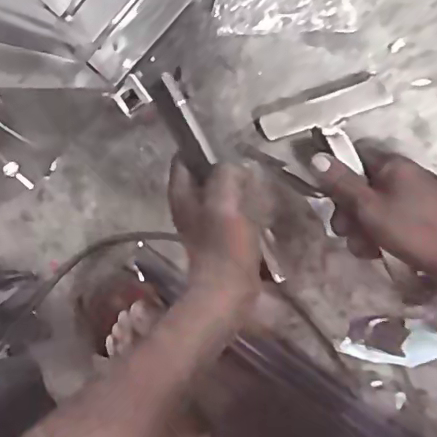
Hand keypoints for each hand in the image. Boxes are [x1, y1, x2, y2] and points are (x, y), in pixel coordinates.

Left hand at [167, 160, 262, 302]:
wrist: (227, 292)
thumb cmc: (224, 246)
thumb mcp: (225, 202)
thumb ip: (225, 175)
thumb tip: (233, 166)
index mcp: (180, 193)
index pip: (183, 156)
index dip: (202, 147)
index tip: (227, 144)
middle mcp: (185, 204)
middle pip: (200, 174)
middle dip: (221, 166)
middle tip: (246, 164)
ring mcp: (199, 222)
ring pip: (215, 192)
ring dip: (233, 186)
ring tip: (254, 182)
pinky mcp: (215, 236)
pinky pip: (226, 210)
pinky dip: (239, 204)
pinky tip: (256, 205)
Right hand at [308, 146, 436, 304]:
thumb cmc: (414, 232)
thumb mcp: (369, 208)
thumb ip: (341, 183)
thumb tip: (315, 155)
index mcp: (395, 165)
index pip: (355, 156)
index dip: (337, 176)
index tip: (330, 200)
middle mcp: (408, 175)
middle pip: (363, 186)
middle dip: (349, 211)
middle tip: (345, 232)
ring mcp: (420, 197)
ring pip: (376, 207)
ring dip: (363, 228)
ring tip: (366, 250)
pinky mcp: (427, 218)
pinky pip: (394, 220)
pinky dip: (382, 235)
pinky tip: (381, 253)